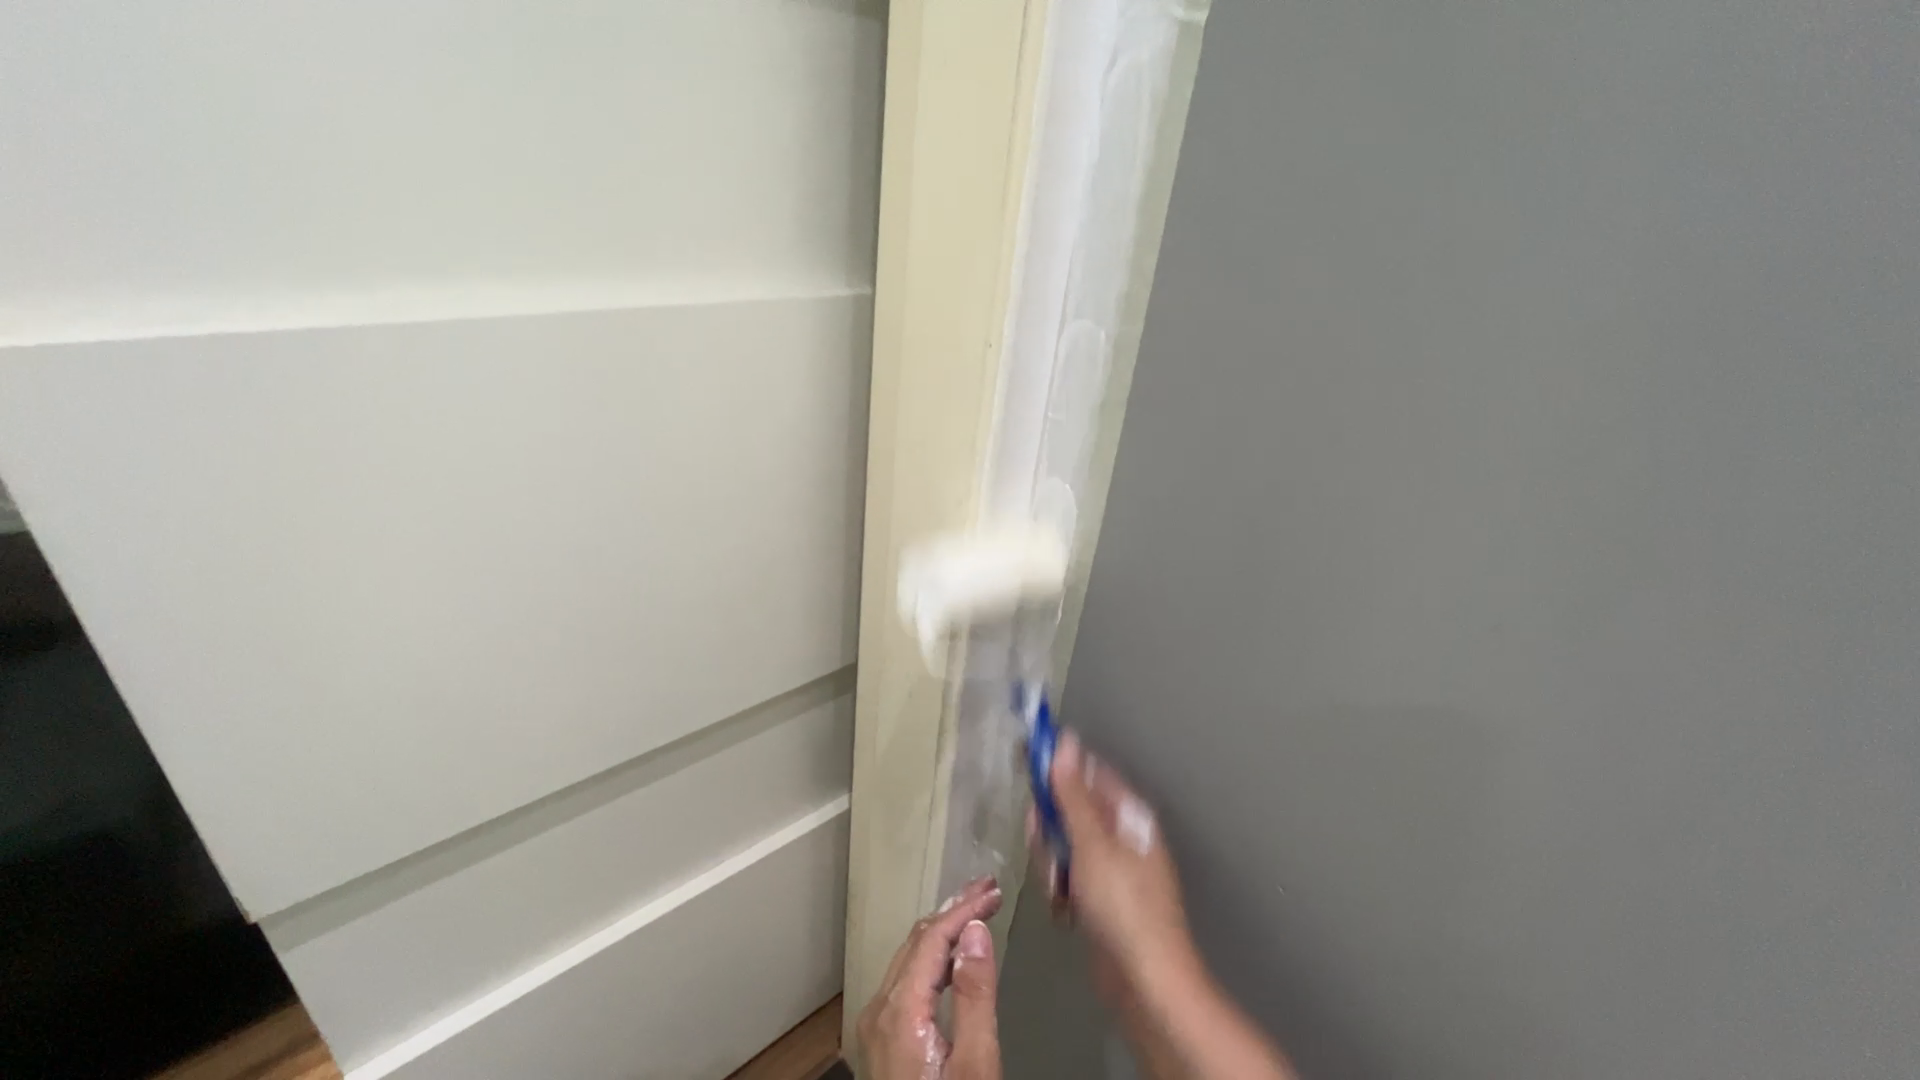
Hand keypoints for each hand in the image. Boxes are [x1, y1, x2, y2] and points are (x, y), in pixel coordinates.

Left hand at [857, 876, 1003, 1079]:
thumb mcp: (974, 1062)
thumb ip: (975, 995)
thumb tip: (976, 930)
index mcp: (898, 1010)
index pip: (933, 938)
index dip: (965, 909)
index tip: (995, 891)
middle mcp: (878, 1011)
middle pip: (917, 942)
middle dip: (954, 911)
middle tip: (987, 889)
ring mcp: (875, 1026)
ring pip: (908, 959)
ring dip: (942, 932)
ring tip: (974, 911)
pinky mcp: (880, 1041)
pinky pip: (905, 980)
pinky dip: (931, 958)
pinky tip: (951, 957)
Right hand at [1031, 731, 1197, 984]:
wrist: (1144, 980)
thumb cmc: (1123, 906)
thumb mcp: (1092, 844)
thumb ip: (1073, 794)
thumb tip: (1065, 743)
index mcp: (1128, 816)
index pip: (1088, 773)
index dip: (1058, 766)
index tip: (1028, 762)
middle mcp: (1121, 837)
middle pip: (1071, 811)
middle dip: (1052, 829)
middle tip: (1049, 849)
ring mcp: (1110, 869)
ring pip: (1064, 847)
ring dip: (1054, 865)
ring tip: (1061, 889)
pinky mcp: (1099, 899)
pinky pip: (1068, 878)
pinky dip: (1061, 891)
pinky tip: (1065, 911)